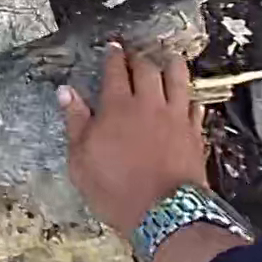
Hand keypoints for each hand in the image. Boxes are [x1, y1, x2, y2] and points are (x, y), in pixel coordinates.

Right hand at [56, 44, 207, 233]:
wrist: (163, 214)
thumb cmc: (114, 188)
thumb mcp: (80, 159)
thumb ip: (75, 121)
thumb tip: (66, 91)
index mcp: (117, 106)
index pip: (115, 71)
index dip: (113, 56)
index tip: (113, 46)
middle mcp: (148, 104)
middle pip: (147, 68)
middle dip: (139, 56)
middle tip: (135, 52)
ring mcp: (174, 116)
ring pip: (177, 78)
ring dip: (171, 65)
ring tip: (168, 57)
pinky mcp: (193, 132)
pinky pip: (194, 106)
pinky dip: (190, 97)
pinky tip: (188, 96)